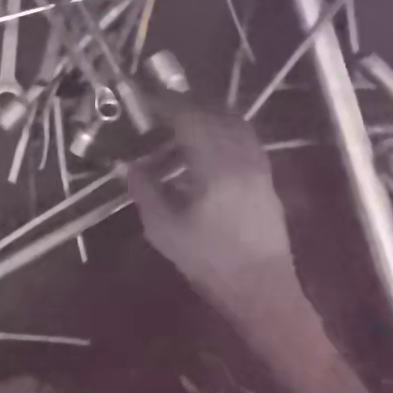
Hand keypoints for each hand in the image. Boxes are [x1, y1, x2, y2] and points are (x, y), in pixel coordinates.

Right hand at [123, 97, 295, 299]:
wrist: (261, 290)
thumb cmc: (208, 262)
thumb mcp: (164, 229)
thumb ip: (144, 190)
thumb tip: (125, 165)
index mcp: (216, 168)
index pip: (190, 119)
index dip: (166, 105)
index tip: (145, 102)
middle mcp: (242, 158)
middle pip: (214, 115)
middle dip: (185, 108)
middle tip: (158, 114)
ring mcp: (259, 167)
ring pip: (234, 125)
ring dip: (207, 119)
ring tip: (180, 129)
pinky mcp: (266, 178)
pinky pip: (245, 140)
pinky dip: (223, 134)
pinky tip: (206, 150)